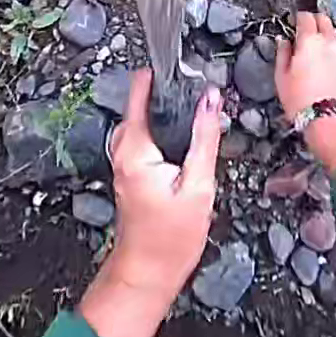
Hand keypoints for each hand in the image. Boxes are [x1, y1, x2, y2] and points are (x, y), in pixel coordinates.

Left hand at [75, 68, 221, 336]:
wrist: (147, 277)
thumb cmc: (169, 240)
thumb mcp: (197, 184)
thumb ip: (205, 136)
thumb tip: (212, 97)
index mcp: (134, 147)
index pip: (140, 89)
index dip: (161, 70)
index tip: (182, 59)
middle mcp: (124, 148)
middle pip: (144, 99)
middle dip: (171, 87)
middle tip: (201, 84)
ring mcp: (127, 158)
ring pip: (147, 115)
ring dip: (170, 105)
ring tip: (200, 102)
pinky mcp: (134, 167)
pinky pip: (148, 130)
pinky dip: (167, 122)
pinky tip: (189, 128)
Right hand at [276, 12, 335, 174]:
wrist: (329, 121)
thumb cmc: (302, 101)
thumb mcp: (282, 77)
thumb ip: (282, 54)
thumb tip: (283, 42)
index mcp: (310, 40)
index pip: (305, 17)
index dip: (298, 17)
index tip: (293, 22)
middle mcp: (328, 43)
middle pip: (324, 20)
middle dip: (314, 20)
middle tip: (304, 29)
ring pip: (333, 35)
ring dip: (324, 35)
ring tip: (313, 47)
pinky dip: (331, 51)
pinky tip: (324, 62)